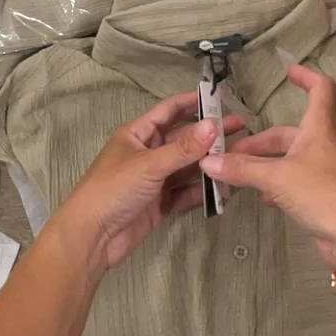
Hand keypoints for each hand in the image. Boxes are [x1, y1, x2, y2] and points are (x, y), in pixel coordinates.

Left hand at [51, 91, 247, 273]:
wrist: (92, 237)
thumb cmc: (113, 189)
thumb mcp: (148, 165)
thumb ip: (182, 147)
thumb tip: (213, 125)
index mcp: (138, 134)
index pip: (170, 110)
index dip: (194, 102)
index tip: (221, 97)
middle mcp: (149, 152)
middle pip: (184, 139)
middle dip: (210, 134)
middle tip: (243, 128)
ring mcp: (156, 179)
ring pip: (188, 166)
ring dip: (211, 162)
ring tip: (241, 157)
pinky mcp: (161, 203)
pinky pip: (187, 191)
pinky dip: (205, 189)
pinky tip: (226, 187)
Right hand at [200, 65, 335, 264]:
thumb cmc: (324, 194)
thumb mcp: (278, 178)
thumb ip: (242, 169)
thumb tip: (208, 161)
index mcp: (320, 129)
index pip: (321, 90)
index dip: (306, 76)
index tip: (287, 71)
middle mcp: (325, 144)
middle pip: (289, 133)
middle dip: (259, 142)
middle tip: (230, 155)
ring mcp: (326, 171)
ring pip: (289, 159)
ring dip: (264, 165)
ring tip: (238, 176)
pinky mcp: (325, 195)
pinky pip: (295, 181)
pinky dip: (277, 185)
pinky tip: (263, 199)